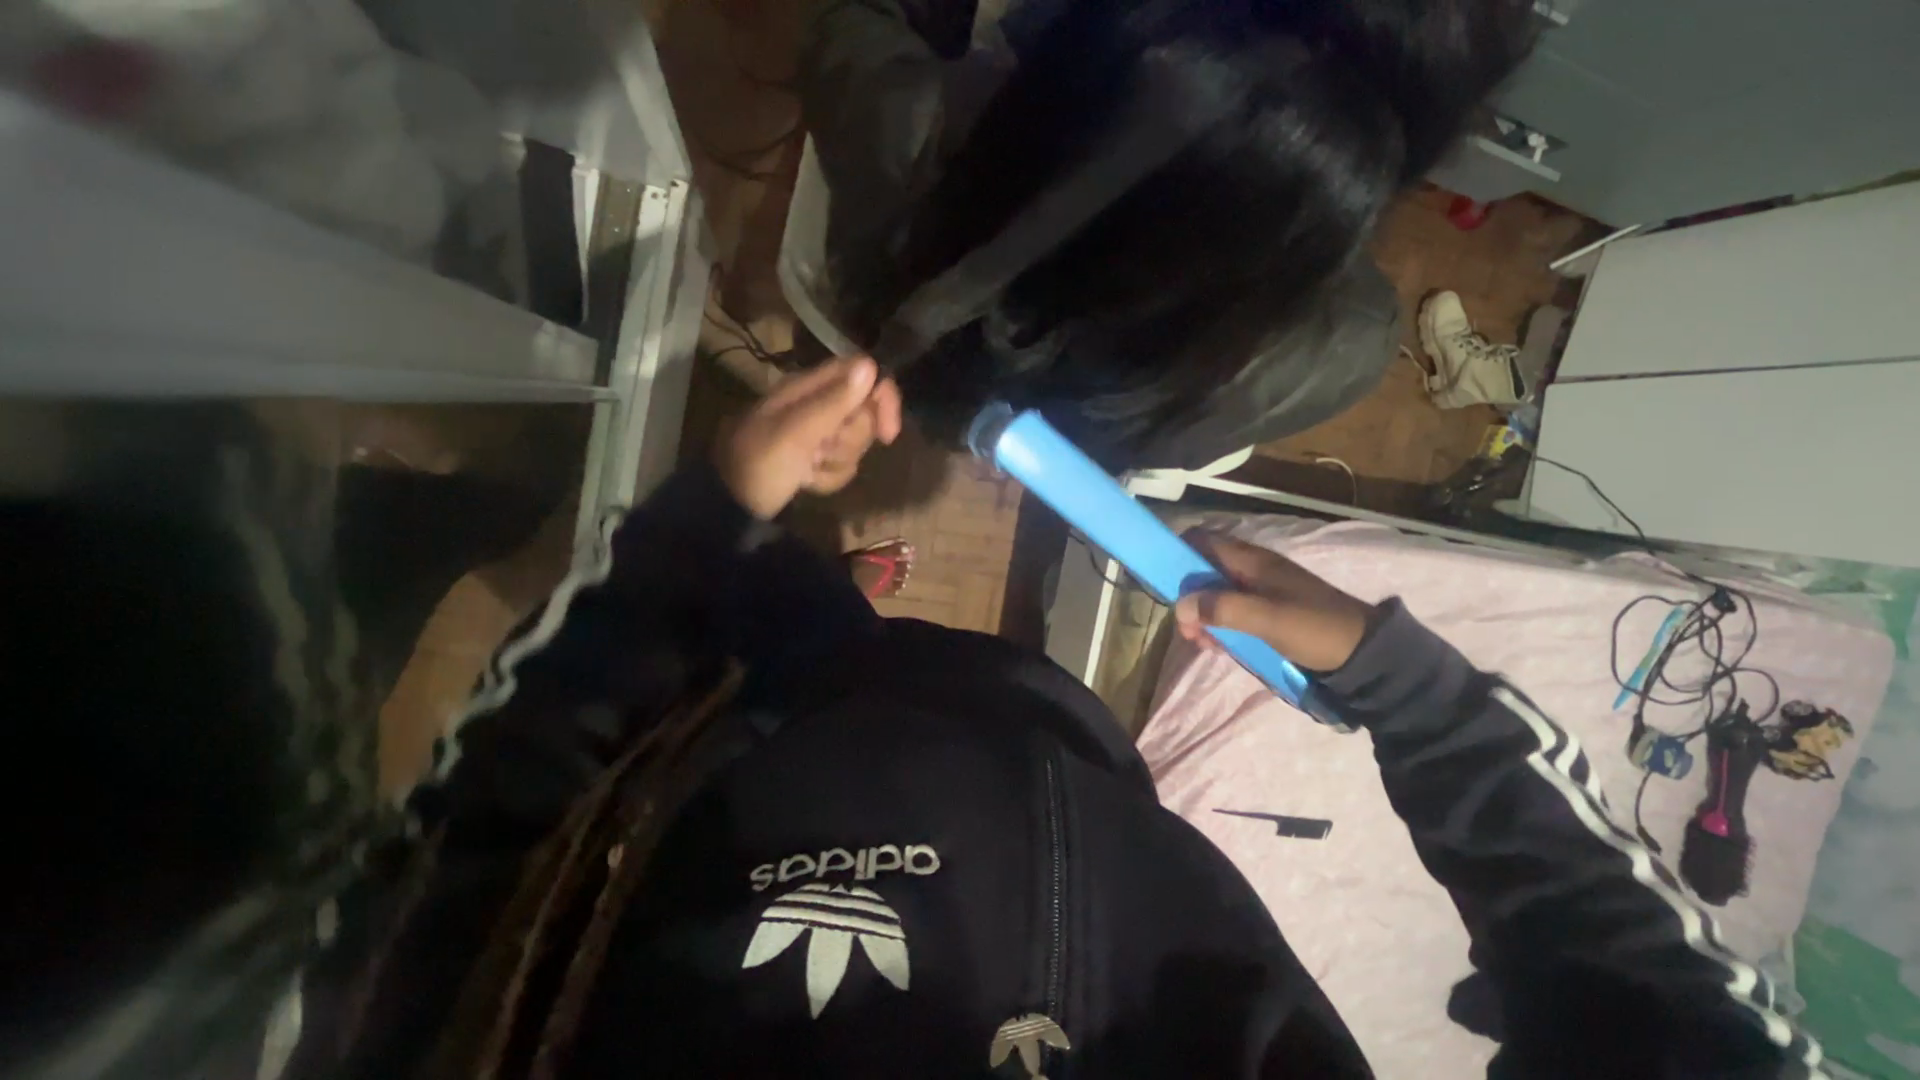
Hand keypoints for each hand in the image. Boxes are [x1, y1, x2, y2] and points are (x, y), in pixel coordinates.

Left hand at [715, 355, 902, 518]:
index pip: (862, 374)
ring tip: (809, 470)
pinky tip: (806, 482)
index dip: (882, 399)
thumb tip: (870, 366)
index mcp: (807, 388)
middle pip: (863, 413)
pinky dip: (828, 478)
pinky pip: (842, 465)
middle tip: (823, 451)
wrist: (730, 507)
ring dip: (837, 462)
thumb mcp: (796, 432)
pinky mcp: (814, 460)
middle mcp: (815, 405)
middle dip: (851, 439)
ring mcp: (814, 434)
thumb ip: (834, 401)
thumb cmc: (760, 464)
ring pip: (855, 443)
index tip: (887, 433)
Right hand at [1173, 530, 1374, 673]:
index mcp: (1252, 561)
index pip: (1204, 540)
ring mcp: (1261, 591)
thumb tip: (1181, 605)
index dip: (1179, 552)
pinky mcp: (1268, 612)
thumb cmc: (1314, 629)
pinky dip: (1220, 625)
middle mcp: (1253, 570)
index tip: (1163, 580)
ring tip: (1201, 643)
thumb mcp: (1266, 619)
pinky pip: (1232, 612)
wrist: (1363, 654)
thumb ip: (1222, 609)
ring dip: (1203, 615)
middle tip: (1187, 629)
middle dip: (1189, 596)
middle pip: (1205, 570)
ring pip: (1217, 594)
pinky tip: (1218, 646)